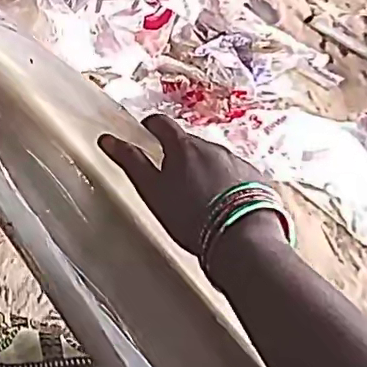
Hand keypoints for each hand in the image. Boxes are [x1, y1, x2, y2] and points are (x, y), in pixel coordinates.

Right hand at [99, 115, 274, 256]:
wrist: (245, 243)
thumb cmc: (190, 215)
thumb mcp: (151, 190)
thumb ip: (130, 161)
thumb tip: (107, 139)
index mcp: (182, 146)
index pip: (161, 122)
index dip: (150, 126)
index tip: (145, 134)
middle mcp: (212, 147)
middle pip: (189, 142)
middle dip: (178, 153)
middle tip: (169, 176)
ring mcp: (239, 162)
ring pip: (213, 158)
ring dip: (203, 168)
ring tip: (197, 194)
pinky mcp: (260, 181)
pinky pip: (236, 173)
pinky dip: (226, 181)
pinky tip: (222, 203)